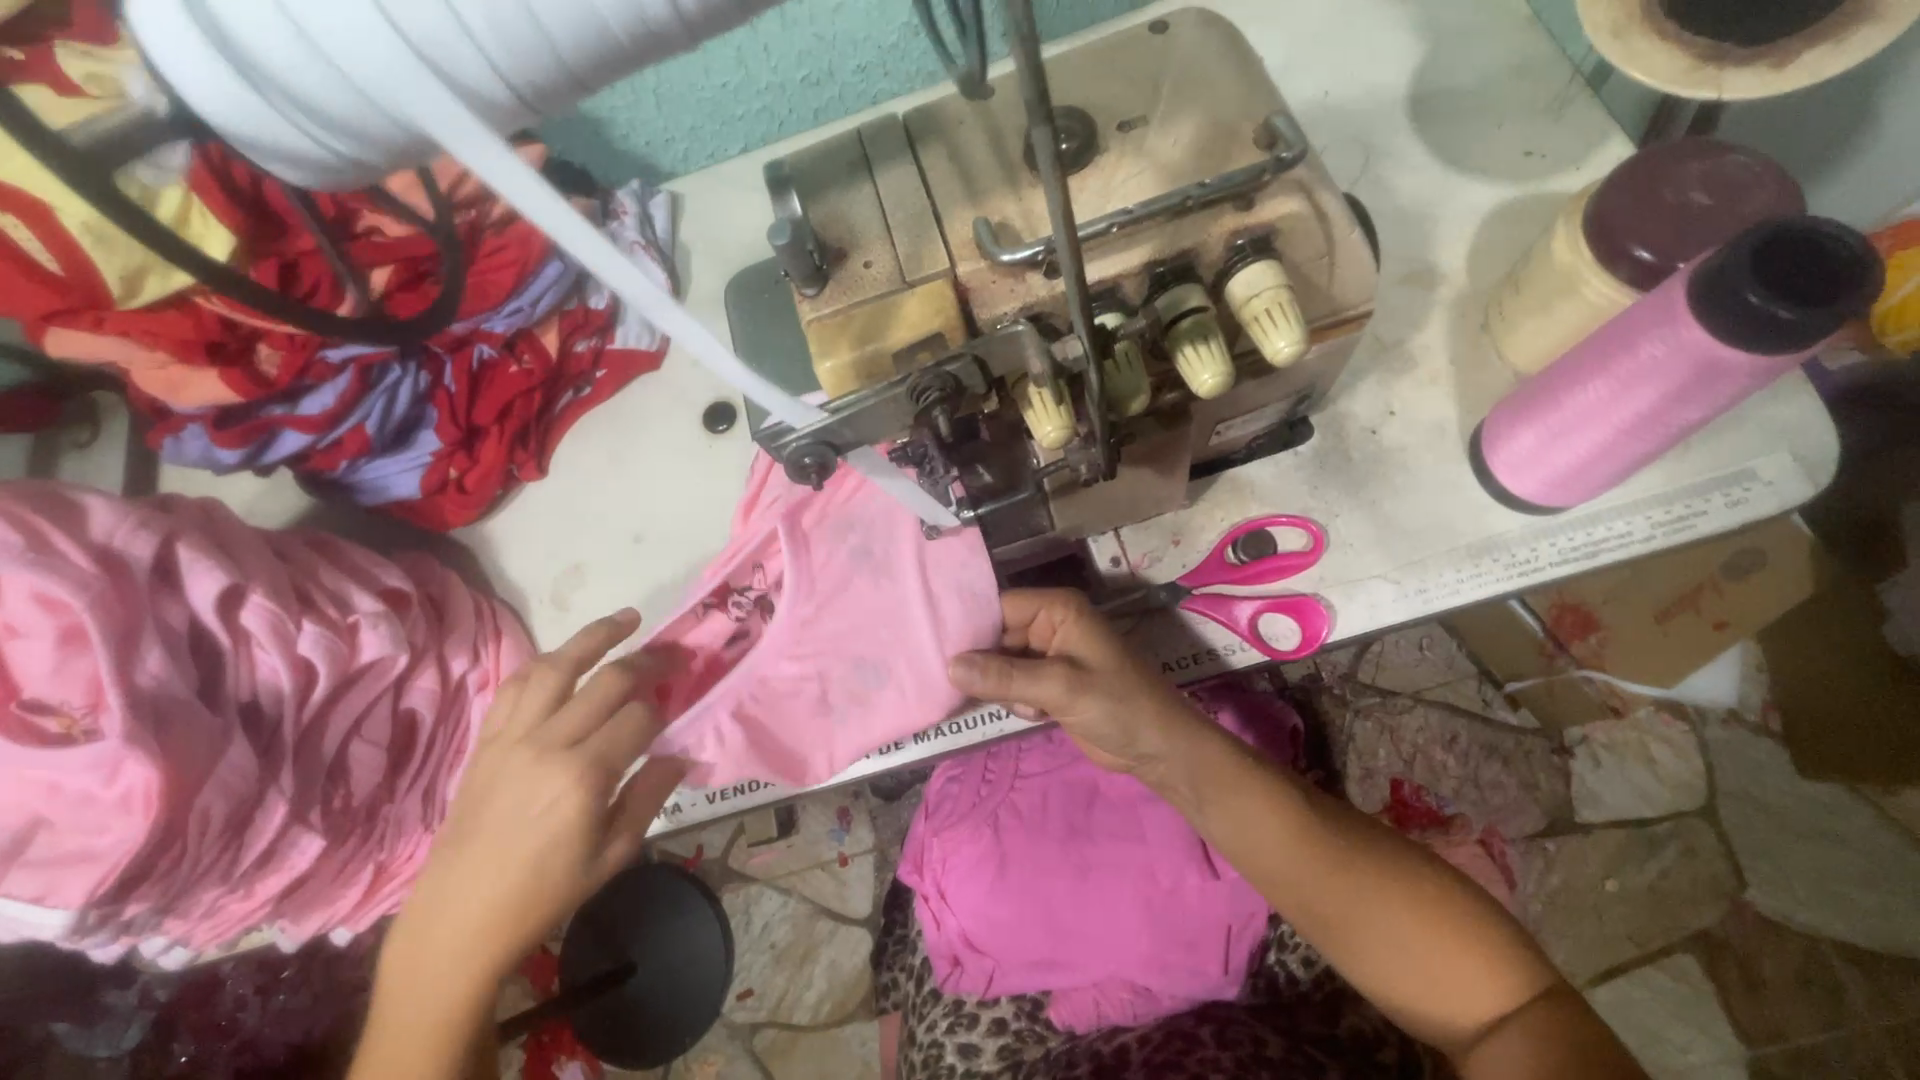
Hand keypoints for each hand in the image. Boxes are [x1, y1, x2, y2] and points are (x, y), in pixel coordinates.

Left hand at [390, 609, 685, 983]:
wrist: (461, 914)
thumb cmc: (546, 892)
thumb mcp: (614, 855)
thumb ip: (650, 796)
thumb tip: (681, 754)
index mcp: (585, 777)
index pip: (640, 717)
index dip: (665, 707)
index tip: (678, 708)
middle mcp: (548, 744)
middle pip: (607, 681)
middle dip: (647, 660)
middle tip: (674, 652)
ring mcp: (512, 737)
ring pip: (558, 667)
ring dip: (594, 637)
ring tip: (626, 619)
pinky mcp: (487, 740)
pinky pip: (517, 685)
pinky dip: (546, 662)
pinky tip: (566, 655)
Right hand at [947, 589, 1213, 778]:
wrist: (1159, 748)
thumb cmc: (1119, 706)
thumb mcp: (1061, 688)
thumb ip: (1005, 677)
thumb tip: (950, 666)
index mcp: (1057, 610)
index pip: (998, 607)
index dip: (968, 627)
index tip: (930, 647)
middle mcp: (1050, 625)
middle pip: (994, 636)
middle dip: (977, 662)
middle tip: (944, 683)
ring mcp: (1049, 656)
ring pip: (1000, 664)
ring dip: (995, 685)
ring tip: (1003, 703)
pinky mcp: (1049, 685)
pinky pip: (1013, 684)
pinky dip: (1010, 699)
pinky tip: (1028, 715)